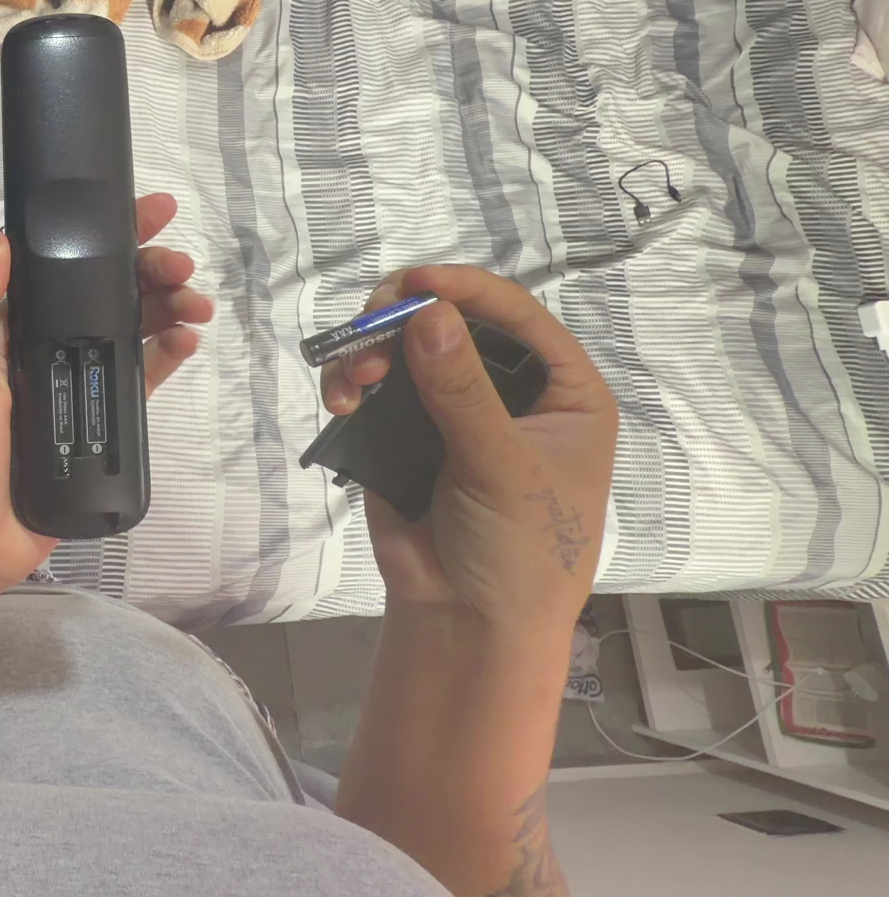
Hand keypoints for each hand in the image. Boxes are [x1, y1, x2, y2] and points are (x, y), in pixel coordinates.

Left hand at [0, 193, 214, 607]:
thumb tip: (0, 242)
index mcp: (5, 331)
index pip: (56, 268)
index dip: (98, 236)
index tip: (145, 212)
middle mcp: (42, 348)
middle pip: (102, 294)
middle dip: (145, 270)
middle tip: (181, 264)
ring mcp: (73, 383)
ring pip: (128, 331)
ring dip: (165, 307)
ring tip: (196, 301)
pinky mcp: (97, 420)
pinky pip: (137, 379)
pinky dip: (166, 355)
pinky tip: (187, 338)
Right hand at [319, 266, 618, 636]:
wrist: (464, 615)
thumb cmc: (518, 546)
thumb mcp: (501, 466)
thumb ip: (462, 390)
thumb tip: (426, 312)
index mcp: (557, 390)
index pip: (513, 315)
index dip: (462, 289)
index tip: (408, 282)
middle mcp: (502, 390)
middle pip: (446, 323)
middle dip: (399, 323)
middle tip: (366, 335)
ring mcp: (446, 410)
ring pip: (398, 351)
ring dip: (366, 356)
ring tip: (349, 387)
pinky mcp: (398, 432)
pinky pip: (369, 388)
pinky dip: (348, 386)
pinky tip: (340, 406)